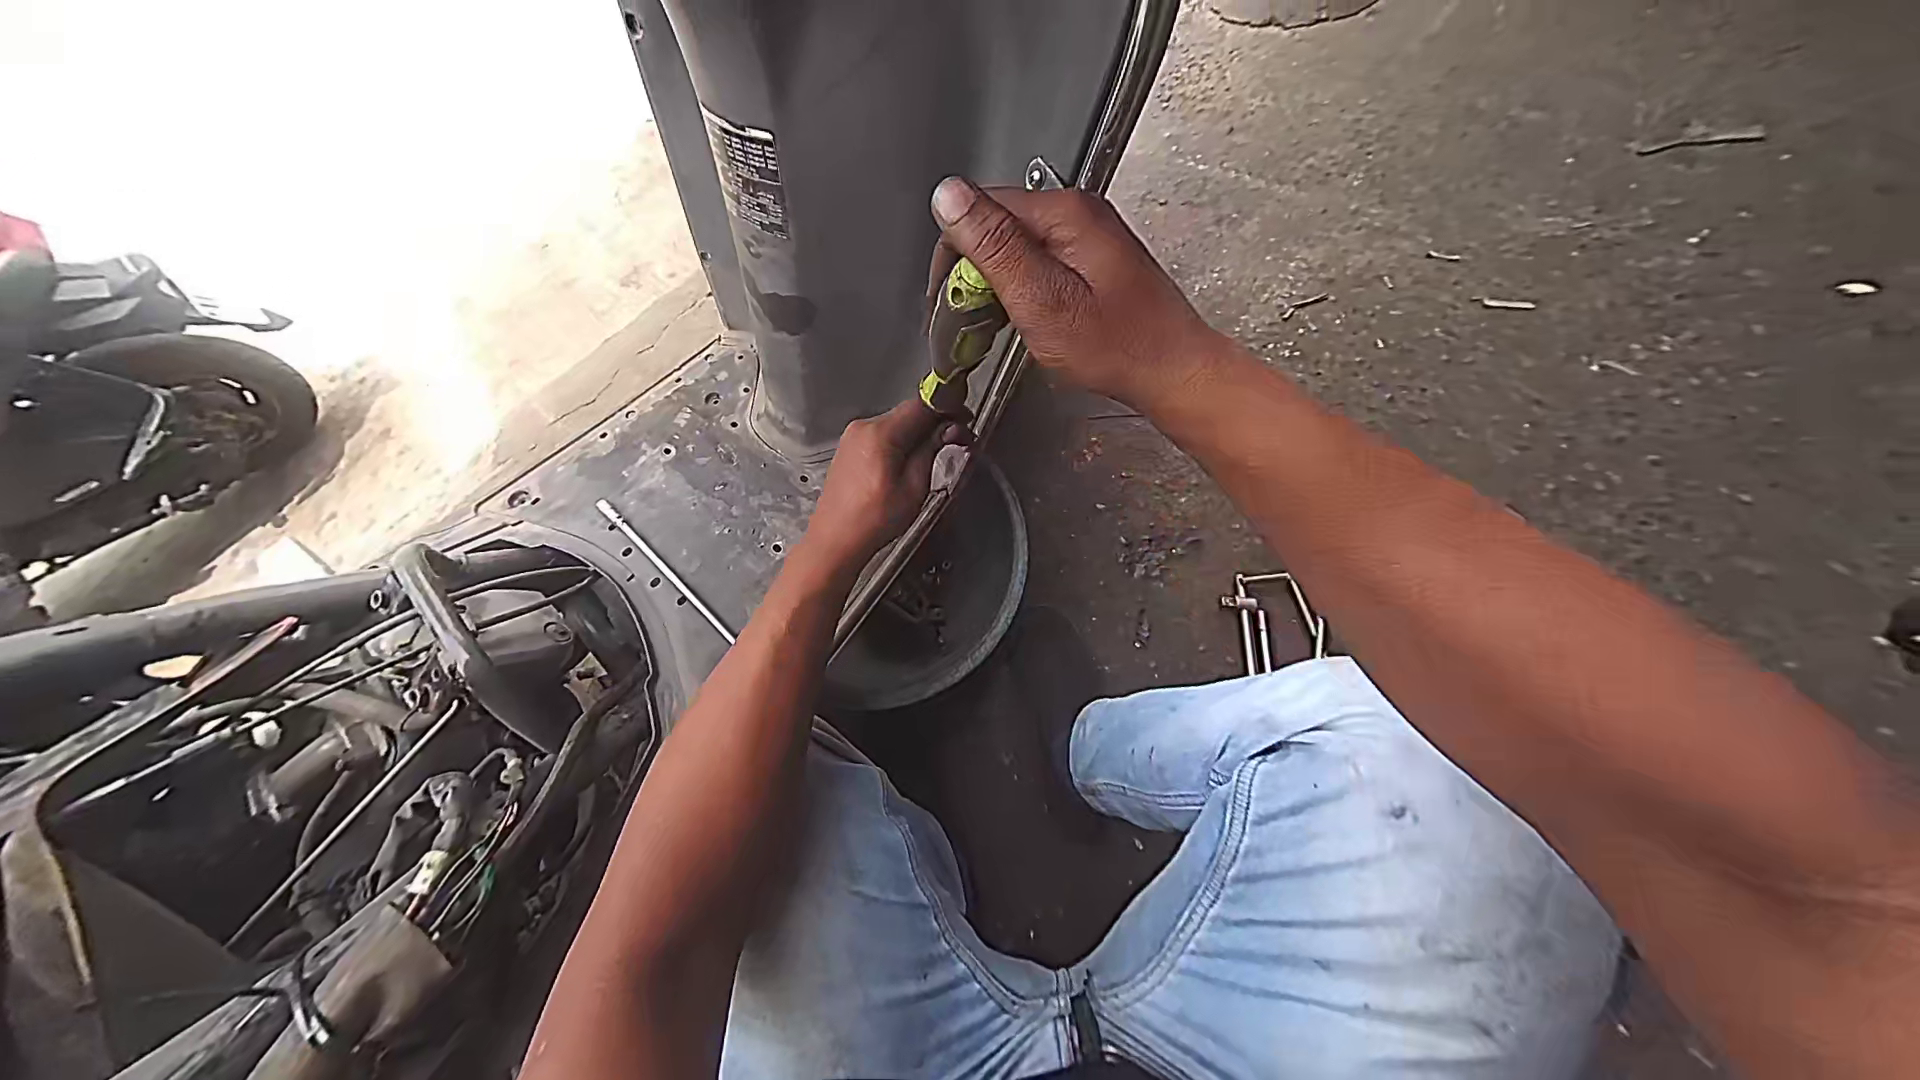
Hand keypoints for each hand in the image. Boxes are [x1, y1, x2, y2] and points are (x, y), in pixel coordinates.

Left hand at [804, 399, 968, 562]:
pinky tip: (907, 463)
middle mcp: (863, 428)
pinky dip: (899, 442)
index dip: (948, 410)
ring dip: (917, 433)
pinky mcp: (850, 448)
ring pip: (896, 423)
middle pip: (909, 412)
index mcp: (880, 435)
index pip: (922, 405)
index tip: (963, 419)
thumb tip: (947, 430)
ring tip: (932, 456)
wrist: (836, 539)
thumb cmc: (870, 521)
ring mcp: (853, 437)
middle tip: (956, 440)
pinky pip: (882, 435)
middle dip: (935, 423)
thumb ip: (932, 451)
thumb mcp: (915, 487)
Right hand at [928, 176, 1227, 409]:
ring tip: (1001, 323)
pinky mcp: (1091, 262)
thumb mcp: (1041, 299)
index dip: (953, 255)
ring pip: (1017, 247)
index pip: (980, 207)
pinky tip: (1027, 318)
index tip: (948, 298)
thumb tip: (950, 196)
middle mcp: (1077, 215)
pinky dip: (1022, 290)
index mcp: (1064, 214)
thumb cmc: (1117, 346)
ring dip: (997, 284)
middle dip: (974, 271)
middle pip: (998, 225)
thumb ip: (994, 246)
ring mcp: (1087, 237)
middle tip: (974, 320)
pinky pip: (1039, 264)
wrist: (1169, 371)